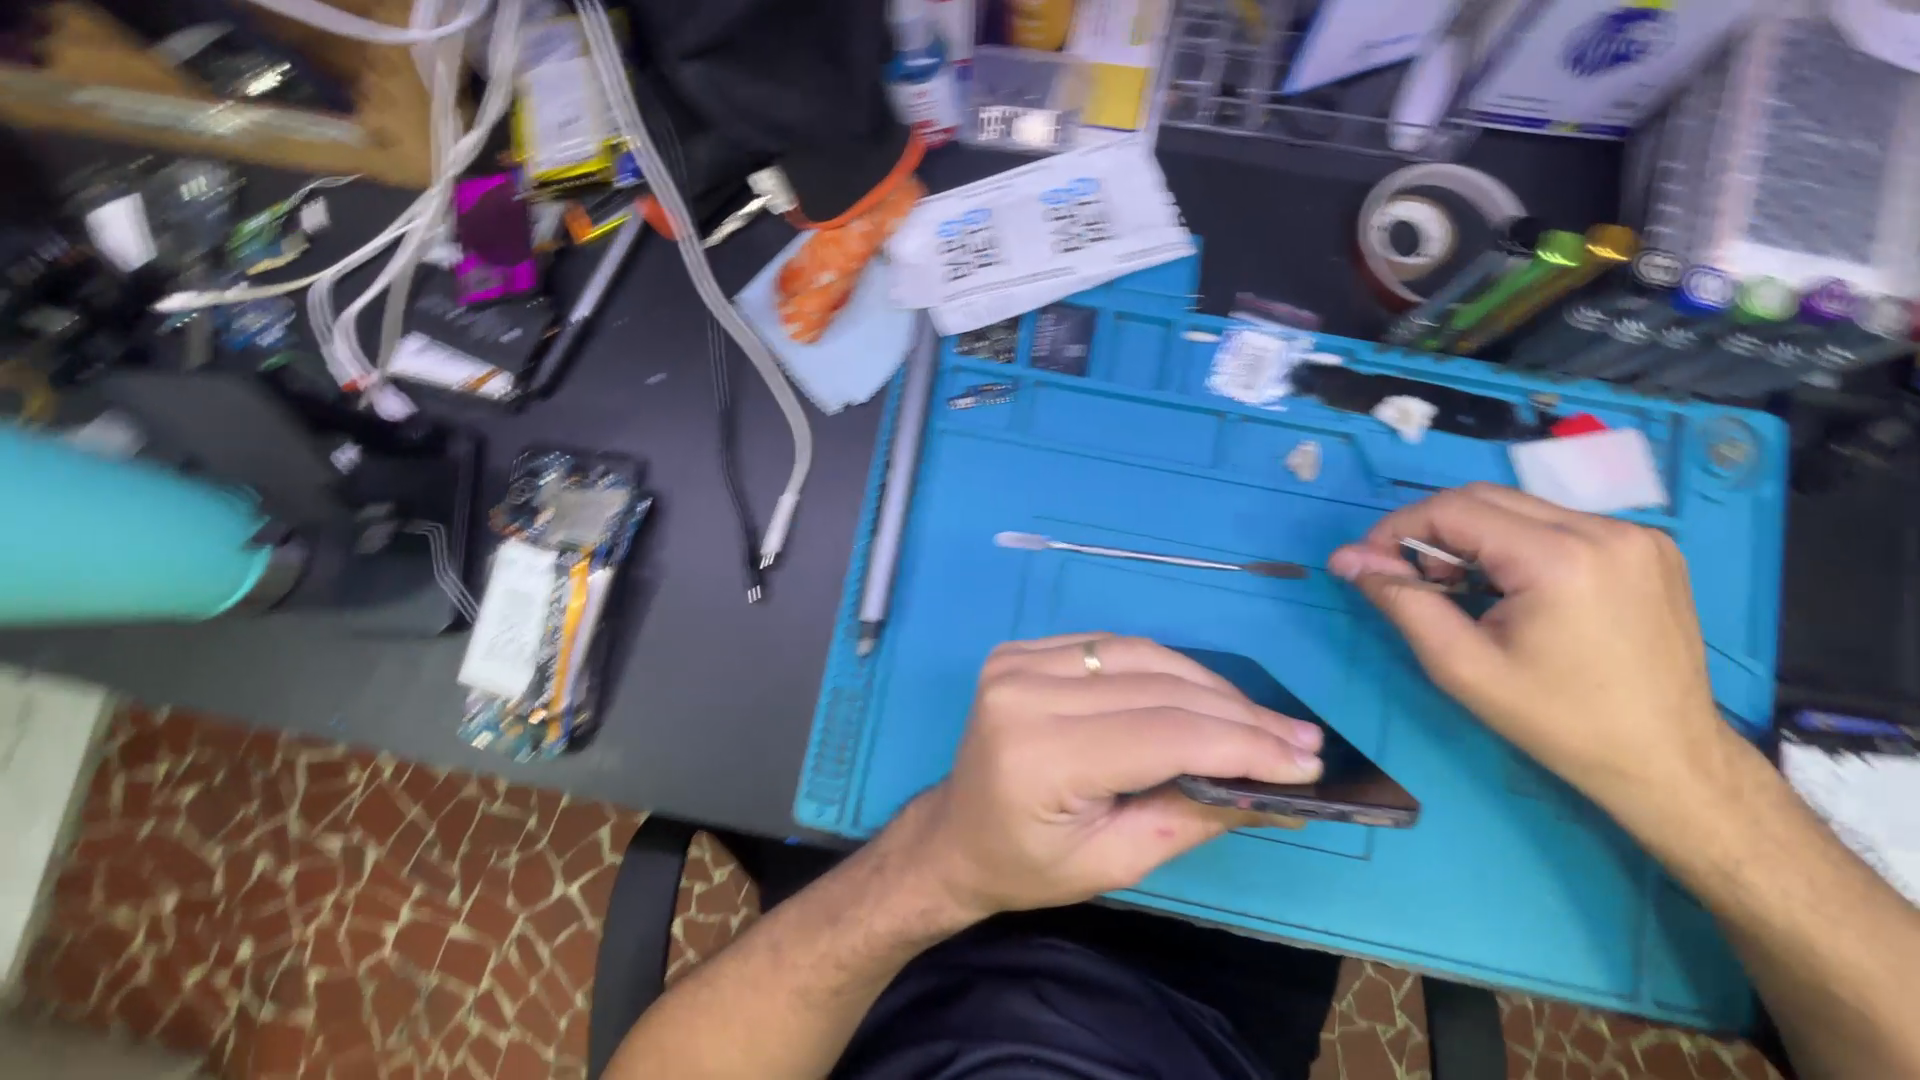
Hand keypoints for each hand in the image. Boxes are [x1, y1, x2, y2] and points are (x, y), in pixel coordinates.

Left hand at [894, 634, 1324, 920]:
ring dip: (1210, 686)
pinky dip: (1165, 669)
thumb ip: (1194, 818)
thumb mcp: (1114, 862)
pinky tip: (1204, 695)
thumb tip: (1280, 792)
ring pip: (1142, 656)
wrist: (955, 835)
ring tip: (1265, 721)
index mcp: (1040, 754)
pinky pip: (1113, 648)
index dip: (1243, 744)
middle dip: (1240, 715)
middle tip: (1302, 740)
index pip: (1164, 734)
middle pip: (1158, 688)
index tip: (1306, 761)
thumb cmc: (1028, 865)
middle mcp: (1025, 692)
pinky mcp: (1022, 649)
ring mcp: (1018, 661)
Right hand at [1328, 484, 1733, 810]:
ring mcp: (1636, 535)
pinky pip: (1560, 523)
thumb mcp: (1460, 665)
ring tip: (1463, 590)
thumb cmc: (1556, 721)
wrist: (1667, 759)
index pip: (1452, 508)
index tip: (1369, 563)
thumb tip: (1345, 558)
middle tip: (1414, 582)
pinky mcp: (1650, 548)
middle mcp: (1604, 529)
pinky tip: (1512, 589)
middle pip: (1486, 498)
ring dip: (1474, 537)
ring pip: (1521, 508)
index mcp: (1559, 558)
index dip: (1397, 528)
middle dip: (1432, 531)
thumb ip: (1400, 600)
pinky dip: (1517, 544)